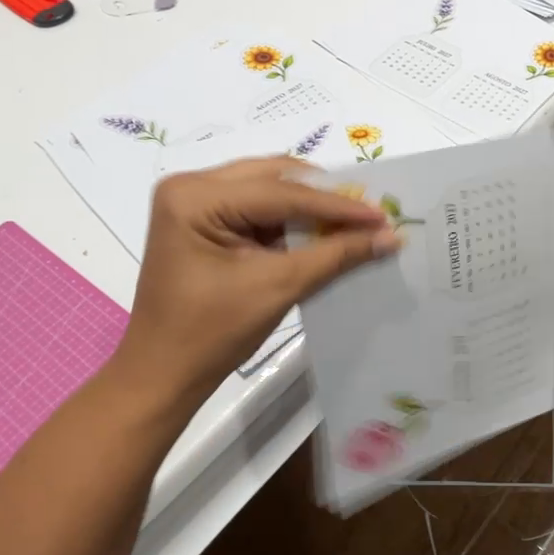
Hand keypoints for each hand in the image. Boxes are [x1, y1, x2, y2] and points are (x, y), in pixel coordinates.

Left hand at [112, 158, 400, 404]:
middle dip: (324, 198)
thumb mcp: (279, 287)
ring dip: (310, 206)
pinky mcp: (203, 217)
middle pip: (275, 178)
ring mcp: (193, 200)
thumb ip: (336, 254)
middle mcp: (190, 185)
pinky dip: (291, 218)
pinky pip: (258, 205)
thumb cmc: (211, 334)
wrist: (162, 376)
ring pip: (269, 187)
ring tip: (353, 222)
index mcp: (195, 197)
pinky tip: (321, 230)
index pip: (281, 192)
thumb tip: (390, 236)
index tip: (383, 214)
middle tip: (371, 214)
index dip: (337, 205)